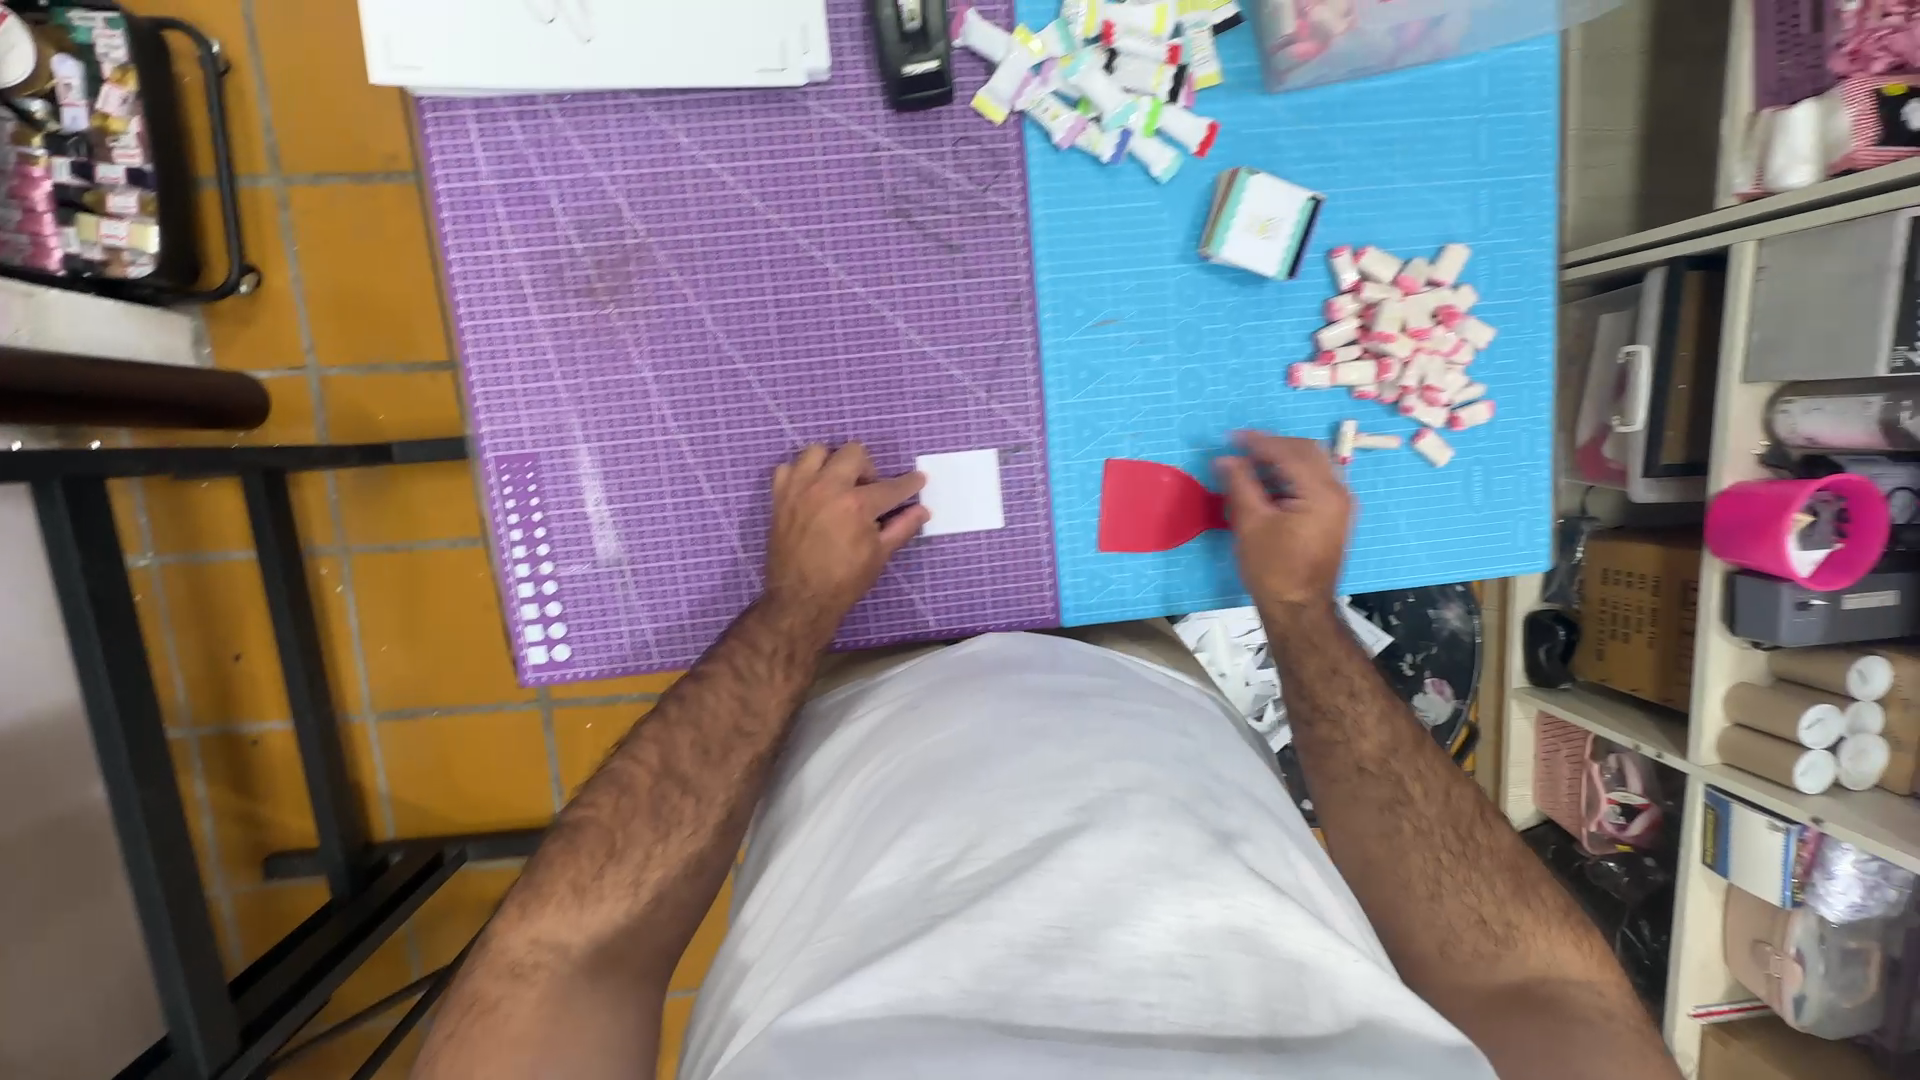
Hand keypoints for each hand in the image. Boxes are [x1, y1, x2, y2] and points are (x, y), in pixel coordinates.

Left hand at [763, 443, 929, 628]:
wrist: (801, 599)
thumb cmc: (845, 580)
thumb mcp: (880, 555)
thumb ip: (902, 527)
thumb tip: (922, 510)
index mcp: (857, 504)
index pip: (892, 486)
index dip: (910, 483)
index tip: (917, 480)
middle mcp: (828, 487)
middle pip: (854, 453)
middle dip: (868, 468)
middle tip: (869, 490)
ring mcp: (800, 489)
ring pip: (818, 451)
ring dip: (833, 463)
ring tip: (838, 485)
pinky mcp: (780, 496)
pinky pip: (788, 467)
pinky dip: (801, 474)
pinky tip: (811, 491)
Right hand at [1215, 431, 1353, 609]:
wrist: (1299, 608)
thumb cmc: (1272, 568)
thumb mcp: (1250, 523)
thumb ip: (1239, 484)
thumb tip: (1226, 458)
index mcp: (1321, 492)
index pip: (1288, 452)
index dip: (1258, 442)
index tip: (1231, 438)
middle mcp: (1338, 492)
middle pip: (1307, 451)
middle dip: (1273, 445)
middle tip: (1242, 449)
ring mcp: (1340, 504)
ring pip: (1313, 464)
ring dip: (1283, 459)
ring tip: (1251, 465)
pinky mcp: (1334, 516)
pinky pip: (1315, 481)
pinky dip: (1292, 475)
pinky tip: (1269, 484)